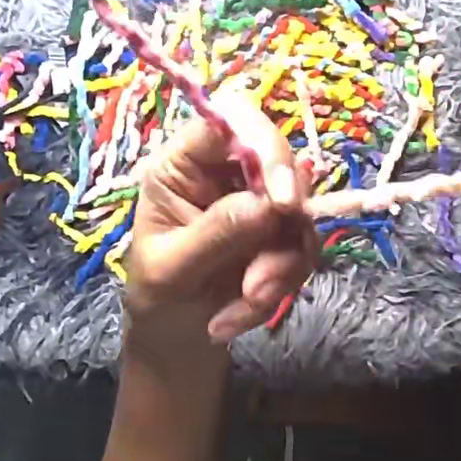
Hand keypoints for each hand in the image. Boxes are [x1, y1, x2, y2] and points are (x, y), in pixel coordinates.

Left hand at [126, 93, 315, 345]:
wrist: (173, 340)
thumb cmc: (156, 299)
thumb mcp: (171, 270)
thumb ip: (216, 233)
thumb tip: (267, 203)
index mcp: (183, 164)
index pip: (231, 120)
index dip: (265, 146)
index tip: (283, 201)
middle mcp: (225, 173)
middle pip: (279, 162)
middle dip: (281, 226)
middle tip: (259, 282)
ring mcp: (257, 201)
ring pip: (299, 211)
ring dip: (281, 267)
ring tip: (244, 306)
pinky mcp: (280, 232)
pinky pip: (304, 245)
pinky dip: (284, 284)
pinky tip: (240, 315)